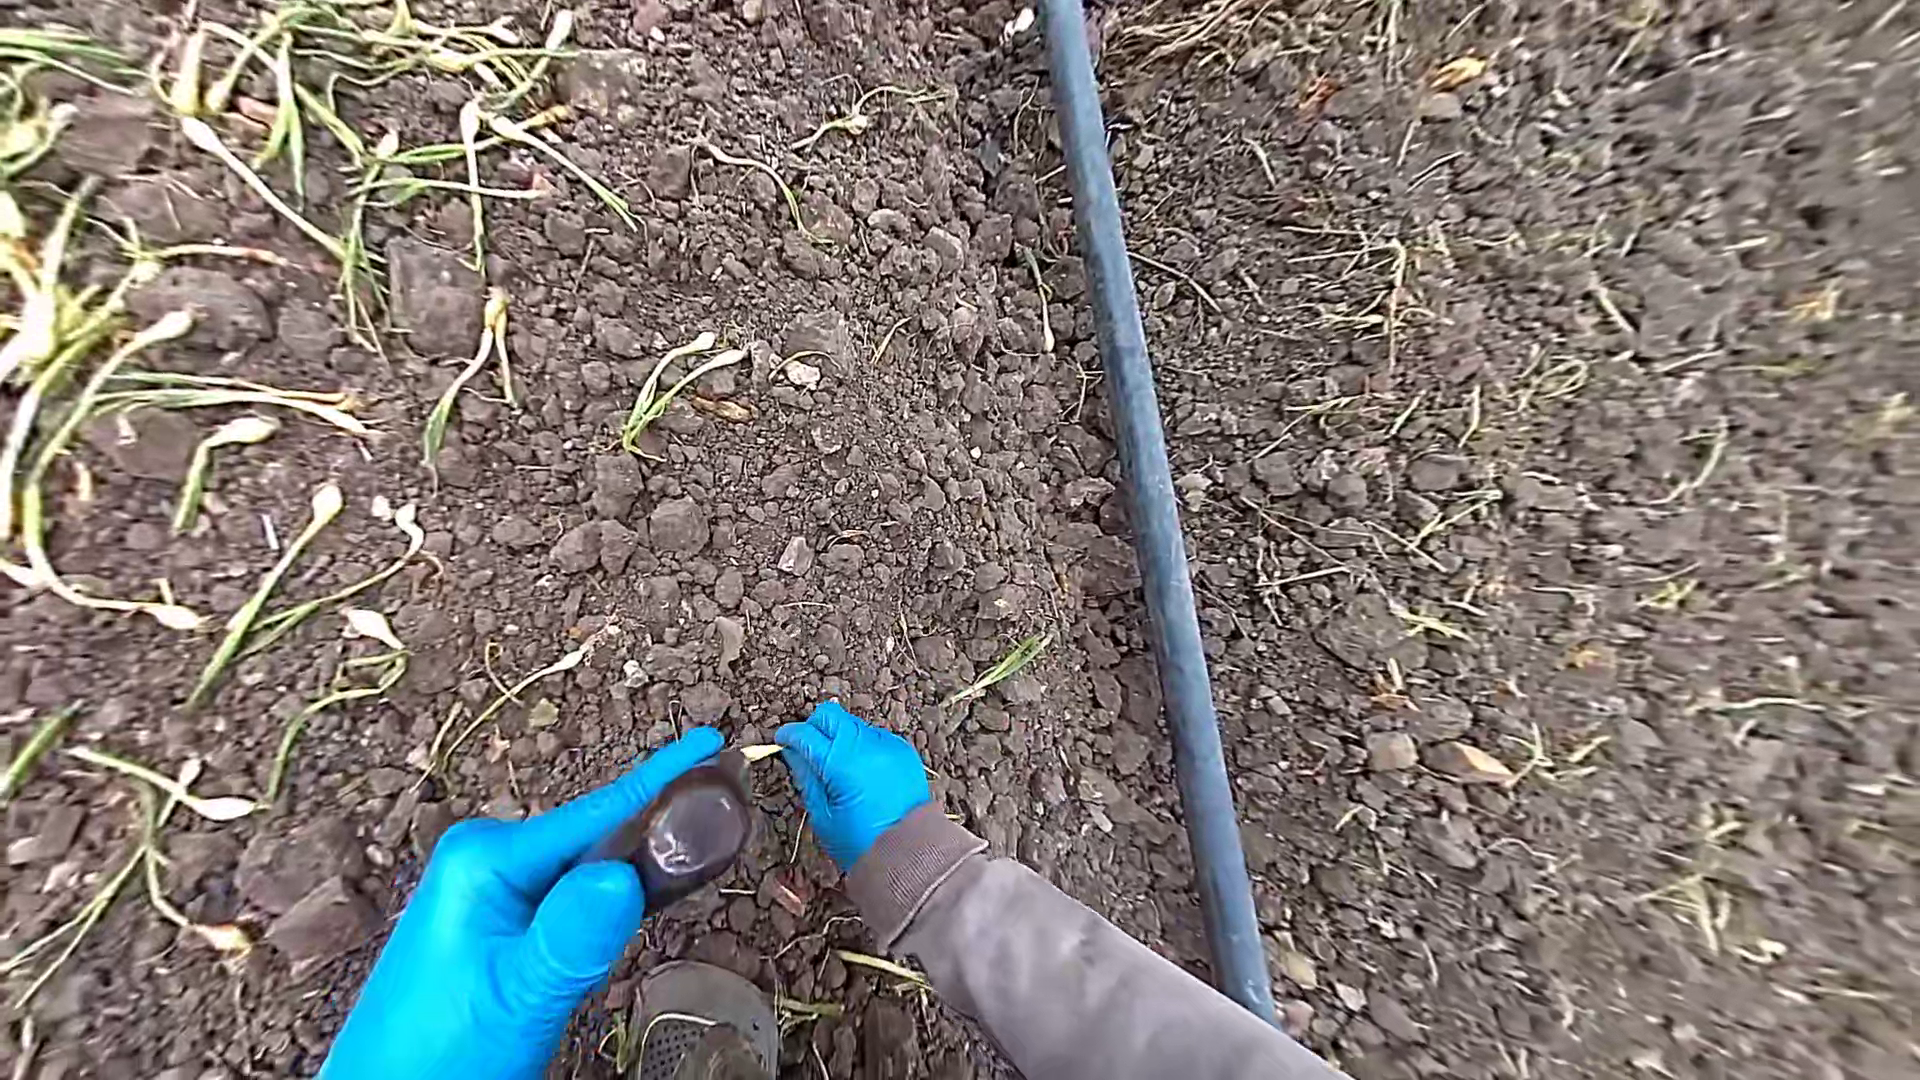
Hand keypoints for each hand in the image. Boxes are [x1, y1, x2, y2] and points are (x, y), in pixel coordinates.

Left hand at [318, 727, 723, 1079]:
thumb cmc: (440, 1062)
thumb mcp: (517, 999)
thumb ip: (568, 939)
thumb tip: (623, 877)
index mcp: (488, 856)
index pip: (601, 808)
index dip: (665, 774)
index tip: (712, 740)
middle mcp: (493, 854)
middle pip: (603, 827)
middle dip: (659, 821)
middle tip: (718, 807)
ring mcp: (500, 881)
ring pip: (596, 857)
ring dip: (641, 856)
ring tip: (693, 846)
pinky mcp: (510, 911)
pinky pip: (581, 883)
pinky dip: (619, 885)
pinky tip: (644, 890)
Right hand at [776, 702, 930, 870]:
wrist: (907, 851)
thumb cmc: (860, 842)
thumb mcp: (822, 814)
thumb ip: (806, 777)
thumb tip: (792, 751)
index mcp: (842, 762)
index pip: (807, 734)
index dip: (790, 735)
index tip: (782, 740)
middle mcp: (866, 745)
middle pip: (830, 715)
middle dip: (814, 727)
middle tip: (806, 748)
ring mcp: (887, 744)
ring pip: (852, 723)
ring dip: (838, 735)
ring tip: (835, 764)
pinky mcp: (902, 748)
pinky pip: (874, 735)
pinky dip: (861, 744)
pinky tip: (860, 769)